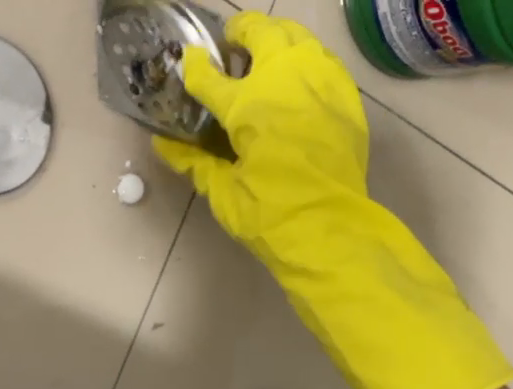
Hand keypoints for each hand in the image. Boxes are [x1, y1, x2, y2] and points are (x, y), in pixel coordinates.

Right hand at [155, 12, 512, 388]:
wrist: (331, 232)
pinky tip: (298, 84)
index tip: (187, 64)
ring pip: (297, 37)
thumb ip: (194, 163)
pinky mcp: (346, 97)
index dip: (194, 68)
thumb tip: (165, 146)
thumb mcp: (224, 196)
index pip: (210, 75)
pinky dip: (305, 63)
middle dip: (241, 35)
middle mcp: (286, 79)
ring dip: (276, 41)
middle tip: (230, 51)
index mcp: (249, 105)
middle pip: (261, 31)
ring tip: (264, 61)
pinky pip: (323, 63)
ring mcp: (322, 83)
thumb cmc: (271, 218)